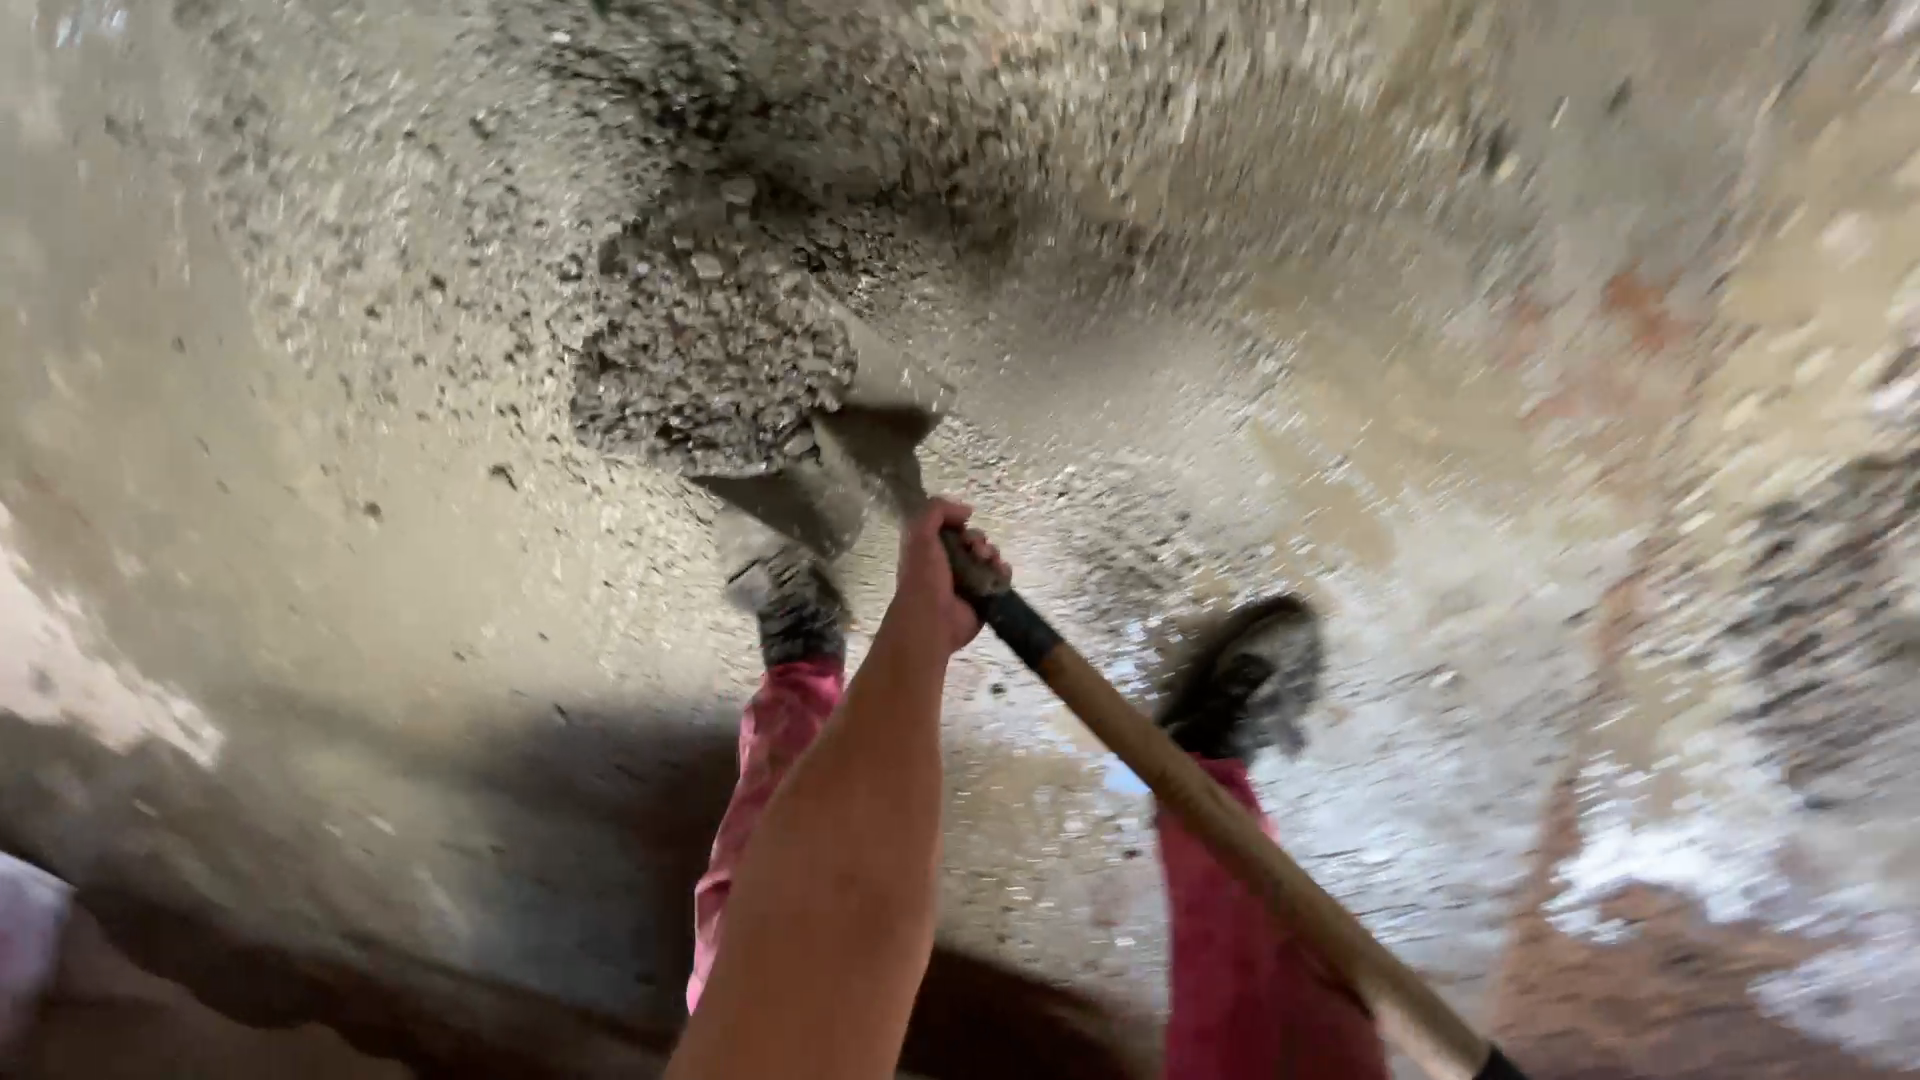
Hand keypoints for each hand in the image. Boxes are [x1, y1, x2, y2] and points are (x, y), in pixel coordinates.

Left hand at [890, 497, 1009, 656]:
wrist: (933, 618)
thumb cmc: (924, 575)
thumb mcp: (920, 533)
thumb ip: (937, 510)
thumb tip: (967, 510)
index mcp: (932, 551)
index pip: (954, 531)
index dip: (962, 526)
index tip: (963, 529)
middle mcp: (950, 566)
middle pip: (975, 543)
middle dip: (980, 541)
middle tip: (976, 551)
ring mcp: (969, 583)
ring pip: (989, 559)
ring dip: (993, 555)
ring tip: (988, 562)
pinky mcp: (985, 598)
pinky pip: (1001, 579)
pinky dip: (1003, 572)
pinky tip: (1000, 572)